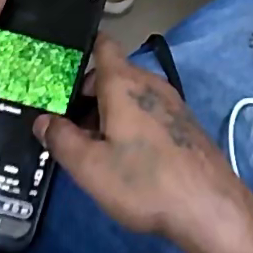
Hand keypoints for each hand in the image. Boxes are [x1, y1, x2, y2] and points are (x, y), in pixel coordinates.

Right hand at [34, 36, 252, 247]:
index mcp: (122, 81)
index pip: (102, 45)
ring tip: (96, 148)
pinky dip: (132, 122)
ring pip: (130, 94)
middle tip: (70, 130)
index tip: (62, 73)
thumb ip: (61, 139)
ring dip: (109, 112)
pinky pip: (148, 109)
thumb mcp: (89, 166)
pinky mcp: (184, 122)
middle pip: (111, 74)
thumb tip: (43, 121)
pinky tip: (128, 157)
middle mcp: (148, 81)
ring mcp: (171, 100)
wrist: (209, 206)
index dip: (81, 51)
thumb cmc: (143, 180)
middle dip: (87, 97)